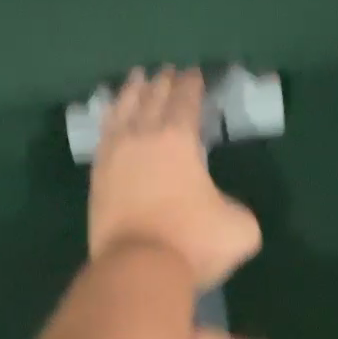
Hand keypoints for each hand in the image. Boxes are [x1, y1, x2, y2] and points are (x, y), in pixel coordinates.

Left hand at [88, 67, 260, 288]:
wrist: (137, 267)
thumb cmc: (192, 242)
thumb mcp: (240, 227)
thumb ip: (237, 208)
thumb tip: (225, 209)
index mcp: (179, 139)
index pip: (186, 100)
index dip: (192, 84)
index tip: (195, 73)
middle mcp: (144, 137)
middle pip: (152, 99)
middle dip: (163, 82)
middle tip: (167, 71)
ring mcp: (115, 156)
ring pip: (122, 111)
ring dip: (132, 92)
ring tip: (136, 79)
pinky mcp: (97, 178)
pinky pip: (103, 137)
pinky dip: (109, 120)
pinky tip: (111, 119)